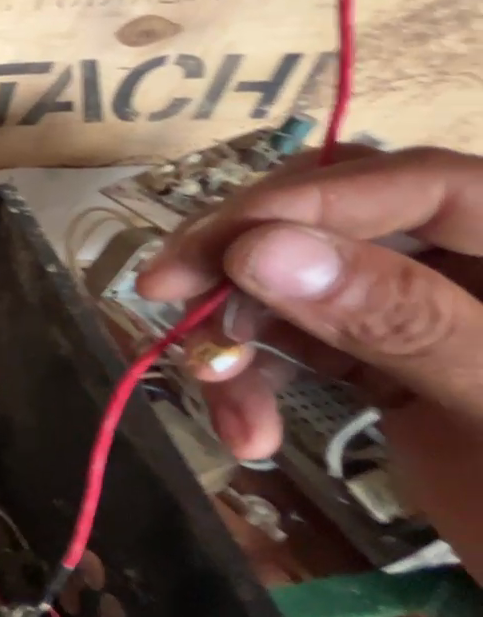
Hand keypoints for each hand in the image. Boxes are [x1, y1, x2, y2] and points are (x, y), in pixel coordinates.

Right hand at [138, 146, 482, 576]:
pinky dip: (253, 379)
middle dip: (244, 265)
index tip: (199, 252)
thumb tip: (259, 249)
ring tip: (222, 405)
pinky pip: (296, 340)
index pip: (420, 185)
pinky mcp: (389, 359)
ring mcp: (432, 315)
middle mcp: (482, 269)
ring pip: (297, 282)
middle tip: (165, 295)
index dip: (302, 204)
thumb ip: (399, 322)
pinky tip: (244, 431)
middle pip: (338, 222)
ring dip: (237, 338)